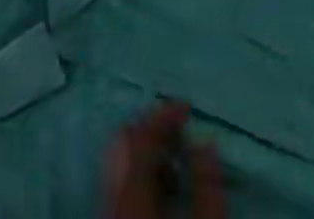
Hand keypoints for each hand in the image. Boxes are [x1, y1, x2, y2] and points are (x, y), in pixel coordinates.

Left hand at [105, 102, 226, 218]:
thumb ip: (207, 185)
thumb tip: (207, 144)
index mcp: (132, 187)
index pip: (143, 134)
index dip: (165, 114)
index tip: (187, 105)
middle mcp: (112, 189)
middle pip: (125, 139)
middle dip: (153, 128)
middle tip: (181, 131)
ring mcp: (107, 202)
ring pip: (121, 156)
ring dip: (148, 149)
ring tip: (177, 161)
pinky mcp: (109, 211)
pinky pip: (119, 175)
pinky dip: (140, 167)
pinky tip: (163, 183)